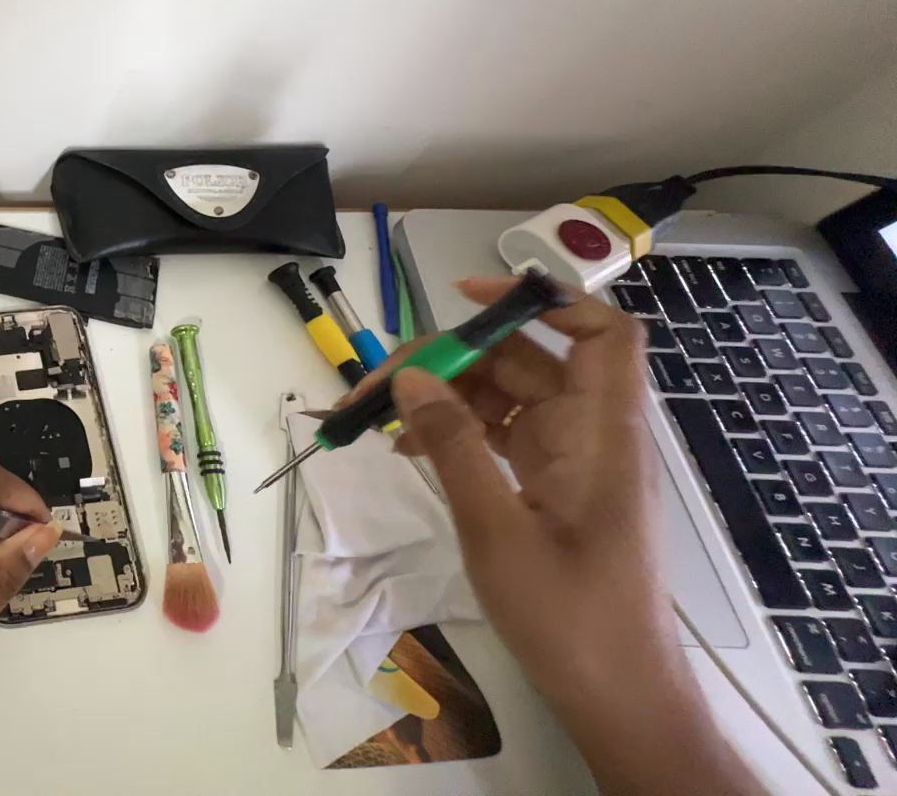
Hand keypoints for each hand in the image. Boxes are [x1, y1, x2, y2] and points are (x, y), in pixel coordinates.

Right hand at [346, 277, 762, 794]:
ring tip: (376, 418)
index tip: (465, 297)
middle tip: (376, 386)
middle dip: (446, 358)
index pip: (599, 335)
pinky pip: (494, 427)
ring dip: (438, 393)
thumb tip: (411, 377)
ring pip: (500, 391)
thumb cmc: (566, 614)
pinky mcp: (544, 478)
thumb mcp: (496, 527)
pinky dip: (448, 426)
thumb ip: (455, 444)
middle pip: (522, 359)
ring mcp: (566, 456)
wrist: (613, 692)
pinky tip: (406, 446)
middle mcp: (587, 433)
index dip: (541, 300)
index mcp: (599, 436)